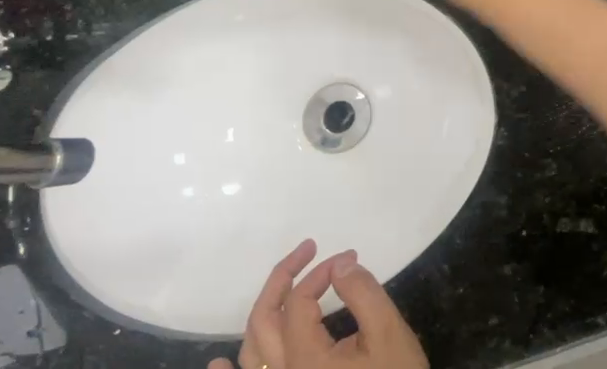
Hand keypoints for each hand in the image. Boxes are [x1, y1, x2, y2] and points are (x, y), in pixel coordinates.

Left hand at [209, 239, 428, 368]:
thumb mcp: (389, 333)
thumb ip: (364, 293)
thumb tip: (340, 263)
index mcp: (305, 359)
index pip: (299, 302)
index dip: (321, 271)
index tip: (351, 256)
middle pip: (263, 321)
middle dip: (282, 278)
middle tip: (309, 249)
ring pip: (251, 351)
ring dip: (261, 311)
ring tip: (283, 281)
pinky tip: (217, 365)